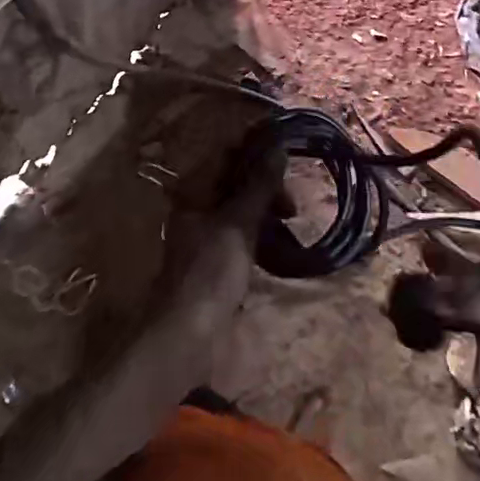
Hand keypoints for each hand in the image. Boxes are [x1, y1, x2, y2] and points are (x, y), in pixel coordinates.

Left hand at [157, 139, 284, 334]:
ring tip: (290, 221)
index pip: (226, 155)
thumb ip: (258, 186)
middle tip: (291, 204)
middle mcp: (196, 205)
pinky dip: (259, 231)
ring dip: (265, 208)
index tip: (288, 153)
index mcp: (193, 190)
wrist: (188, 334)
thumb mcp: (238, 224)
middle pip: (234, 181)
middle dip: (265, 185)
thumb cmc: (210, 272)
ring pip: (239, 208)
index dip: (256, 150)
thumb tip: (279, 147)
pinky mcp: (215, 259)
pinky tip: (279, 241)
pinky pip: (241, 233)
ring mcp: (204, 233)